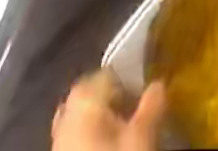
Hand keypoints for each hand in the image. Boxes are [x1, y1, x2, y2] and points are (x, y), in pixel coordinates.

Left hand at [52, 71, 167, 150]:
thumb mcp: (142, 137)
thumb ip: (153, 104)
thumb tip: (159, 82)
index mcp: (83, 95)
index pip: (113, 73)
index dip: (134, 82)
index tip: (150, 96)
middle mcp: (66, 110)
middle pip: (100, 95)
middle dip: (121, 103)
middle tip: (141, 118)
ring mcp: (58, 137)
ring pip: (90, 118)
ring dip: (109, 123)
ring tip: (129, 137)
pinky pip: (81, 137)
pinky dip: (97, 140)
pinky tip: (112, 149)